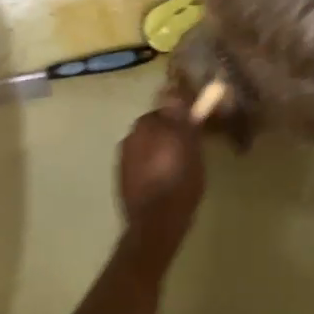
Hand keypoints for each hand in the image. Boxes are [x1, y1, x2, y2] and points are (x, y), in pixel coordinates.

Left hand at [117, 105, 204, 250]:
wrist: (154, 224)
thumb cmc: (180, 184)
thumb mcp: (193, 150)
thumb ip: (183, 118)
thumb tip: (174, 89)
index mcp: (150, 123)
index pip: (169, 106)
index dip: (182, 117)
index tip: (193, 129)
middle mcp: (133, 132)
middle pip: (156, 124)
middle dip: (168, 132)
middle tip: (186, 150)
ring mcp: (123, 154)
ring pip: (146, 143)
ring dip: (156, 148)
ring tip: (172, 168)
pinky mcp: (119, 174)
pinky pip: (138, 160)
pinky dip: (147, 164)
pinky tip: (158, 180)